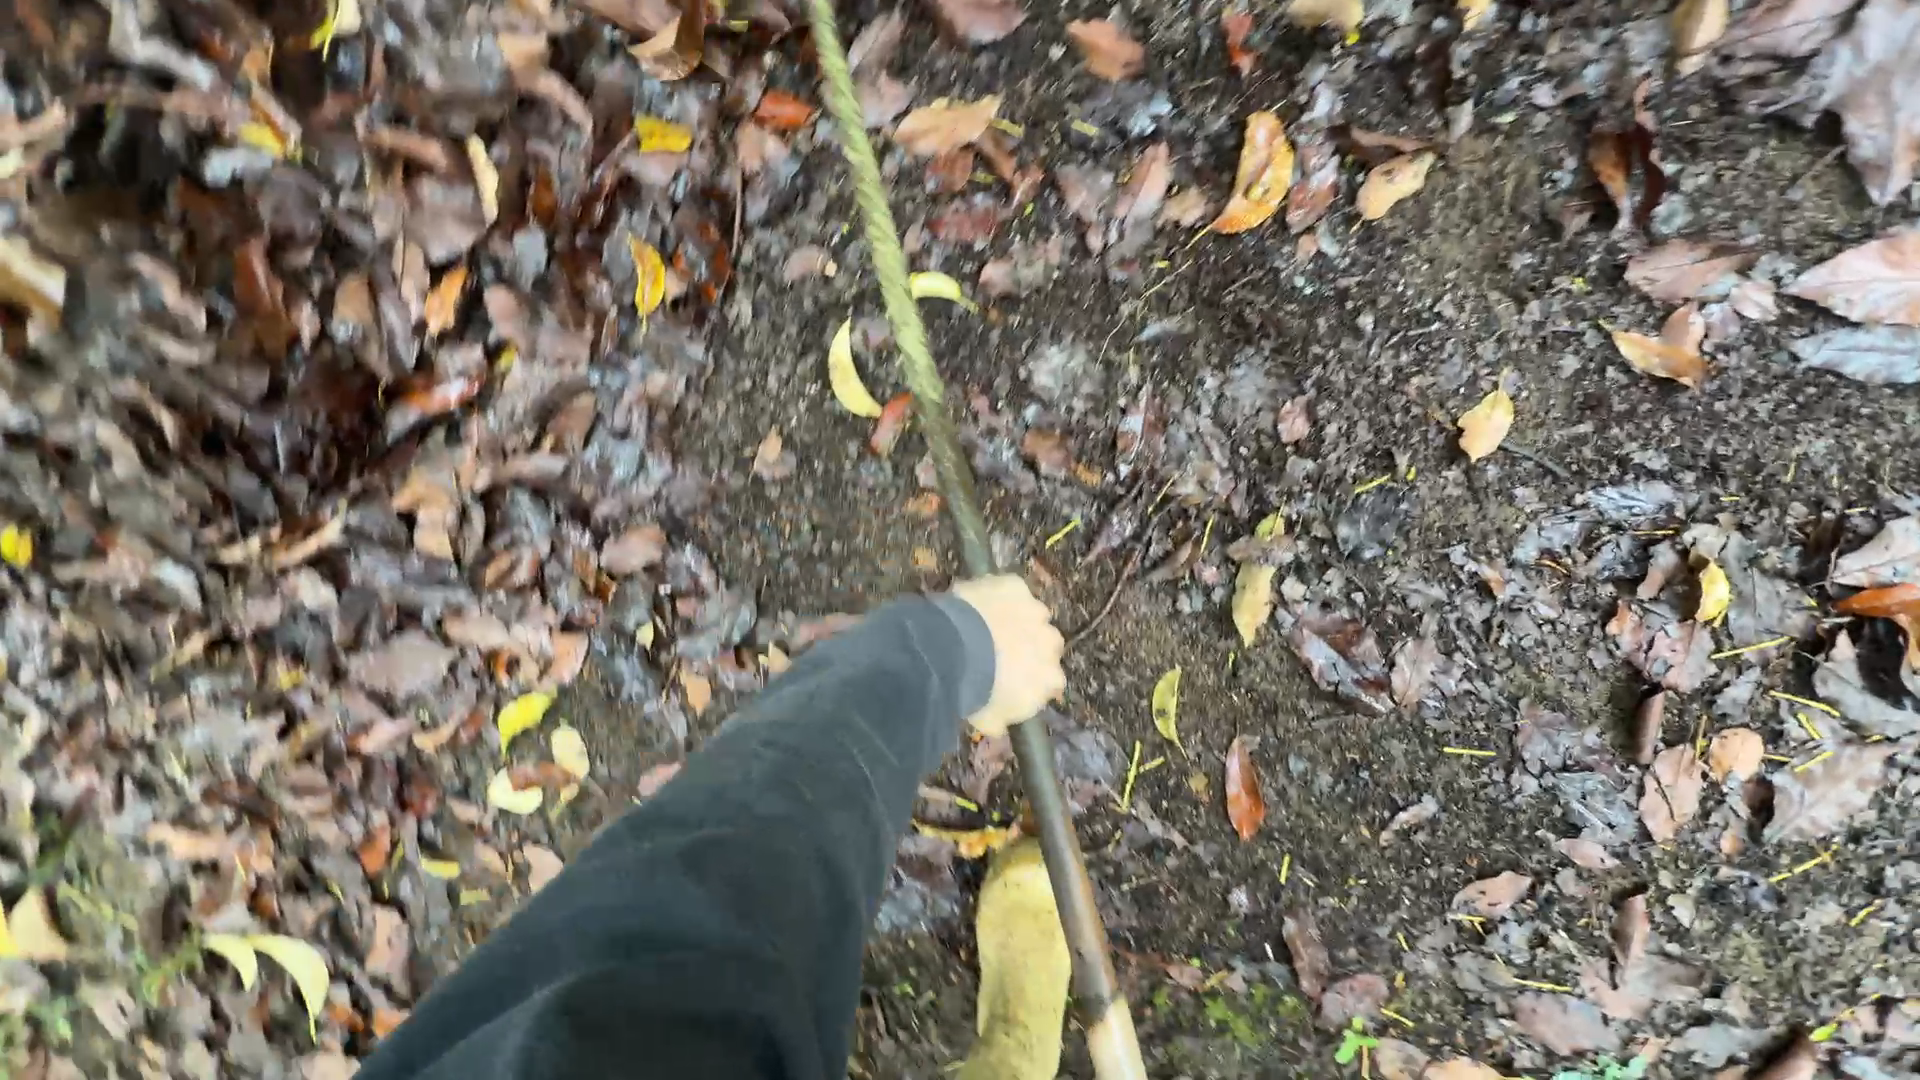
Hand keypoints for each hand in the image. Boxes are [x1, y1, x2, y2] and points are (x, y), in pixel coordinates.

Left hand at [947, 575, 1065, 735]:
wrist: (953, 652)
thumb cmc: (975, 692)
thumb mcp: (990, 720)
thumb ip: (1001, 719)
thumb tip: (999, 723)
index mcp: (1051, 679)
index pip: (1051, 681)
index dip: (1032, 678)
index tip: (1011, 680)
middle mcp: (1051, 642)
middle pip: (1046, 644)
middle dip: (1028, 646)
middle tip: (998, 651)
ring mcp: (1035, 610)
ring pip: (1031, 614)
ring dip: (1015, 619)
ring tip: (985, 624)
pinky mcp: (1015, 586)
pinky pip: (1010, 589)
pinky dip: (997, 594)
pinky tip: (977, 602)